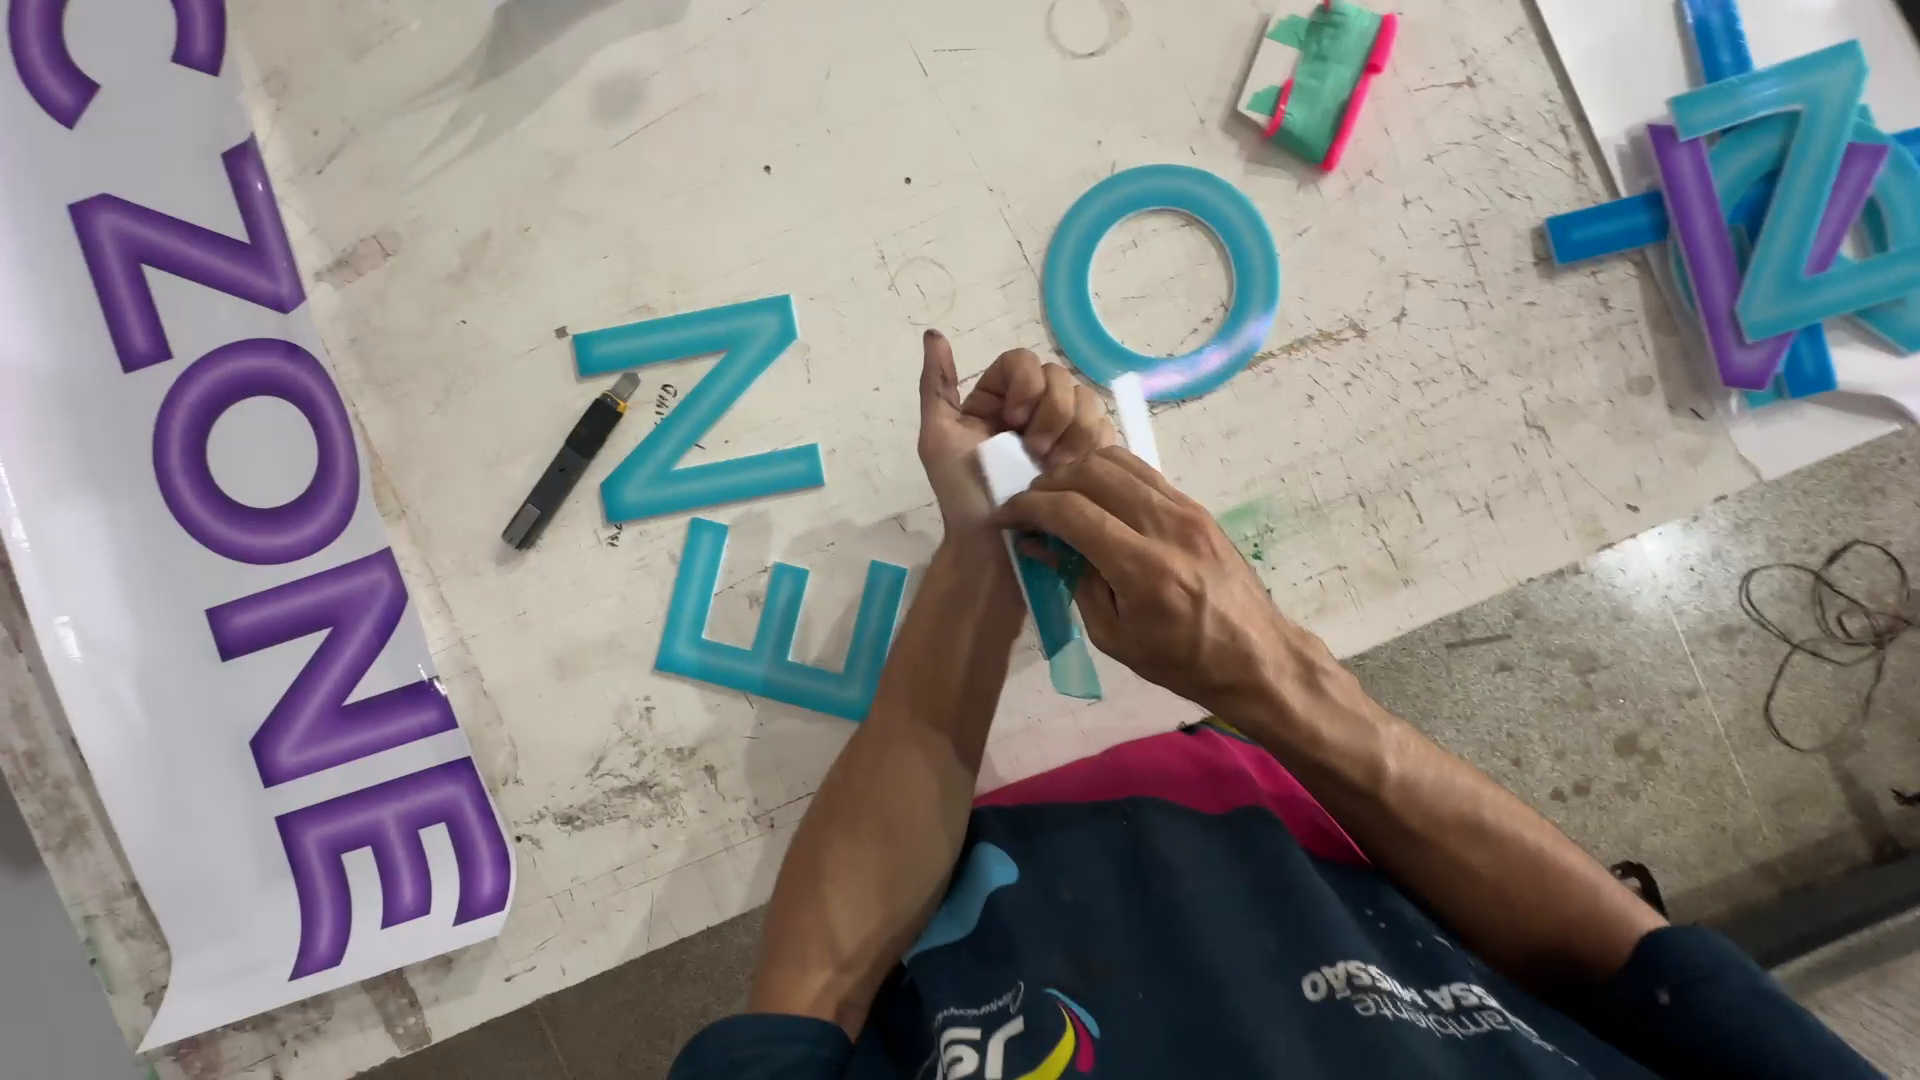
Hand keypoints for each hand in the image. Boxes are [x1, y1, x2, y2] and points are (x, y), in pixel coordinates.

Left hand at [916, 331, 1115, 530]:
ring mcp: (1064, 432)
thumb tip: (935, 335)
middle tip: (1034, 452)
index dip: (1025, 383)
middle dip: (1051, 412)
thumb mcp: (938, 439)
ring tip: (1053, 468)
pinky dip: (1091, 446)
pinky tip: (1071, 471)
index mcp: (998, 399)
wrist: (994, 547)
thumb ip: (936, 386)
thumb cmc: (962, 496)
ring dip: (1073, 431)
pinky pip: (1106, 430)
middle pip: (1061, 376)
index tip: (1012, 419)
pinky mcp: (1089, 456)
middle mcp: (1033, 410)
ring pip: (1088, 400)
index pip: (1023, 361)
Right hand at [994, 446, 1336, 720]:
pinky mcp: (1195, 506)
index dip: (1028, 508)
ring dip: (1078, 471)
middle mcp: (1165, 526)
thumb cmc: (1179, 661)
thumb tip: (1038, 543)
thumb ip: (1075, 581)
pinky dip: (1108, 474)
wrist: (1255, 656)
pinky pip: (1142, 471)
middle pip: (1091, 472)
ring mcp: (1185, 509)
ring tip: (1060, 497)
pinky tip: (1096, 498)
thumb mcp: (1112, 635)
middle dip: (1048, 484)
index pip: (1071, 511)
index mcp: (1142, 568)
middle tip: (1030, 508)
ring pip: (1117, 460)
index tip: (1005, 517)